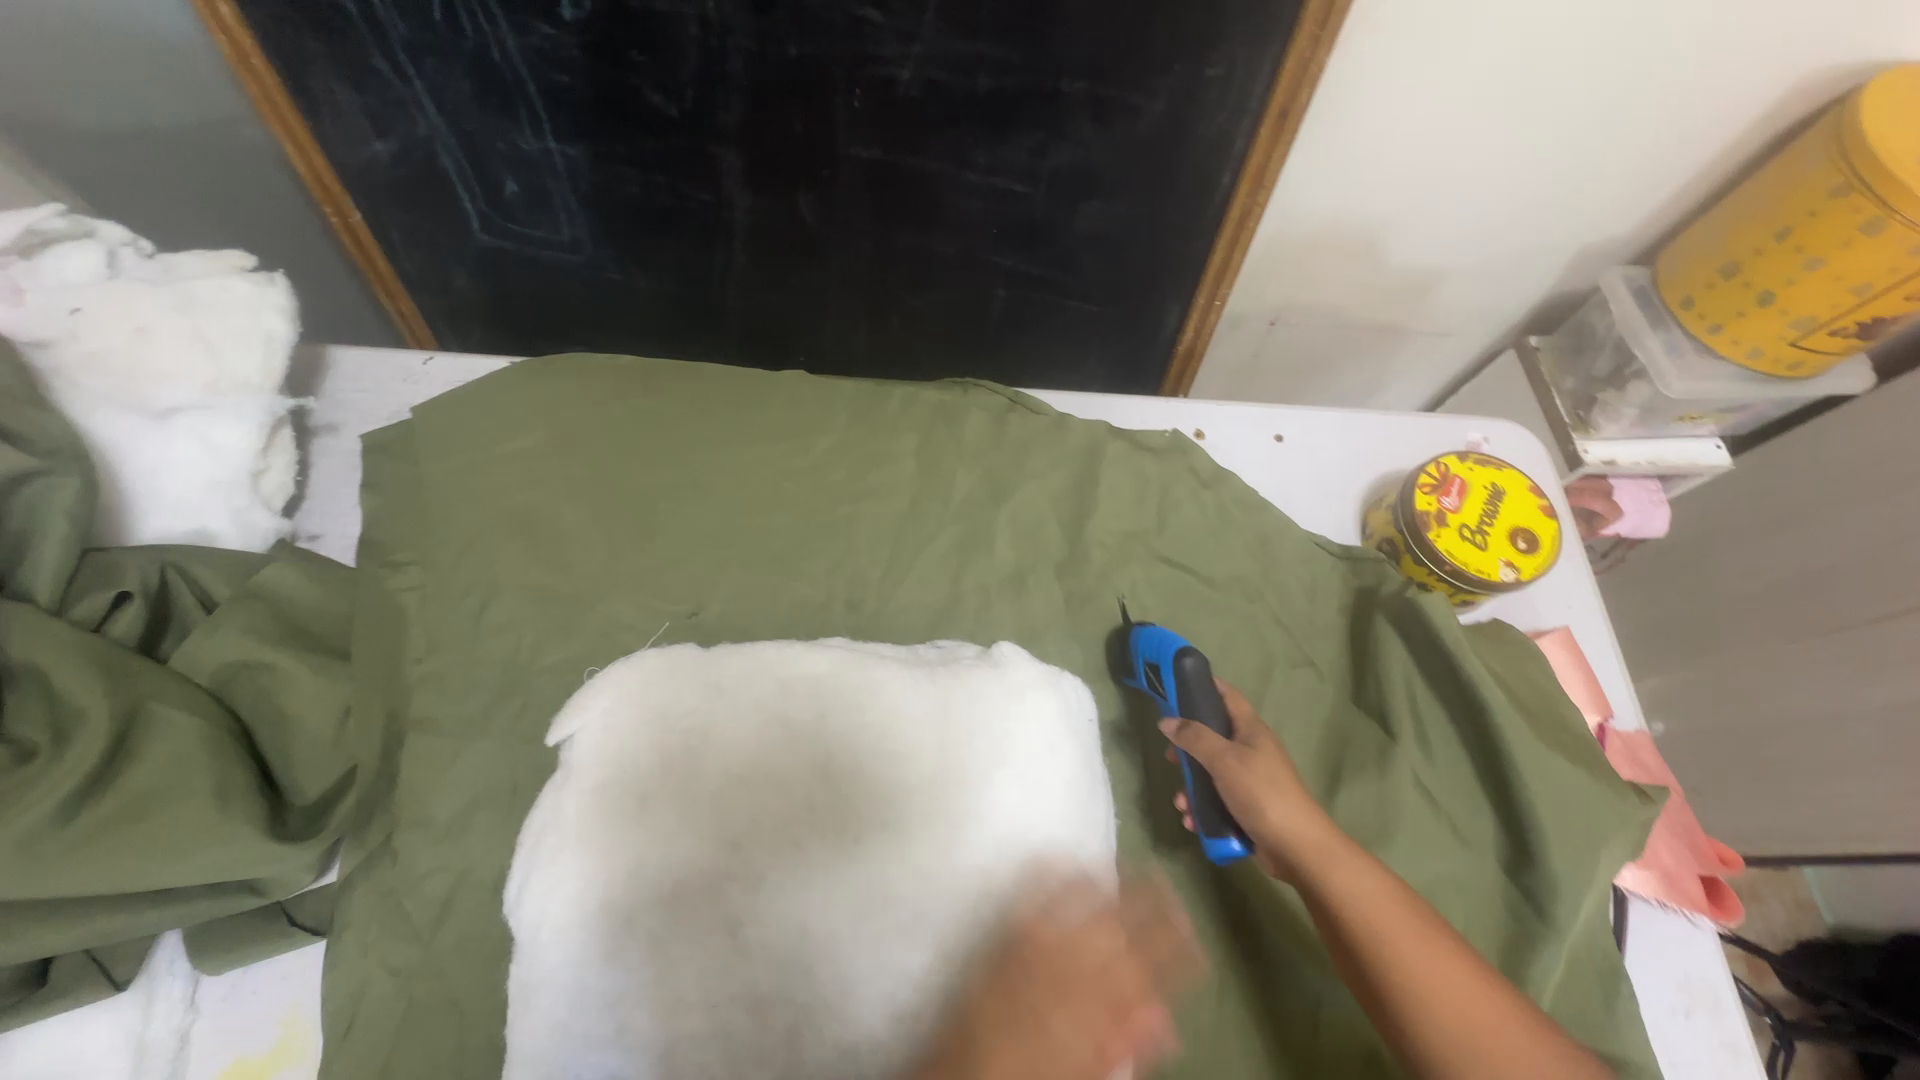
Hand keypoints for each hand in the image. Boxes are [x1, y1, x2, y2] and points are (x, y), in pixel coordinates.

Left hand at [909, 873, 1202, 1079]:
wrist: (969, 1068)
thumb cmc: (1036, 1067)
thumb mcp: (1091, 1064)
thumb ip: (1128, 1037)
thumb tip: (1166, 1020)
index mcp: (1104, 999)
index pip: (1156, 959)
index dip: (1180, 941)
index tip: (1193, 929)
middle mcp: (1076, 960)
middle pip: (1127, 917)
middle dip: (1155, 899)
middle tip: (1169, 886)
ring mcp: (1039, 936)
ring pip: (1086, 893)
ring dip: (1112, 880)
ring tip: (1130, 870)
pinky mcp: (1006, 926)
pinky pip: (1034, 885)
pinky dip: (1055, 868)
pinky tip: (1068, 859)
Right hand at [1160, 678, 1343, 881]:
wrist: (1296, 847)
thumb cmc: (1262, 793)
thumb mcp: (1224, 760)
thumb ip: (1195, 738)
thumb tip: (1167, 721)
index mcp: (1251, 730)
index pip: (1228, 696)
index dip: (1206, 686)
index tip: (1176, 686)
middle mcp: (1251, 750)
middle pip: (1213, 737)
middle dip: (1188, 747)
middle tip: (1171, 756)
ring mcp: (1250, 780)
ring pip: (1210, 773)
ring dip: (1192, 787)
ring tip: (1182, 802)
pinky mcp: (1246, 806)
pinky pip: (1216, 800)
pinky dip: (1202, 809)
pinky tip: (1193, 821)